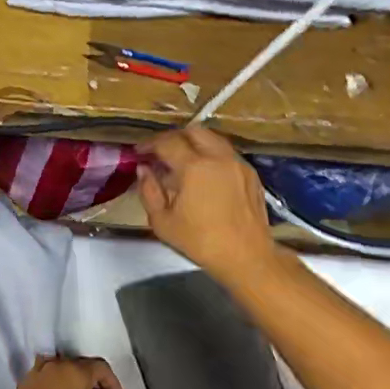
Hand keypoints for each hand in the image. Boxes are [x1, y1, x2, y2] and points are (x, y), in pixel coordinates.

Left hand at [0, 355, 128, 388]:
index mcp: (75, 371)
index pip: (101, 367)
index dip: (113, 382)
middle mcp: (56, 364)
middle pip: (82, 364)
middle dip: (95, 379)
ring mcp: (38, 370)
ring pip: (63, 366)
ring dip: (75, 378)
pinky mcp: (26, 380)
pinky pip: (47, 373)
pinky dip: (57, 379)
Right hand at [136, 126, 276, 275]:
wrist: (246, 256)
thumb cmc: (199, 241)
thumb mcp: (162, 221)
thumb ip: (149, 191)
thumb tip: (144, 170)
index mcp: (195, 167)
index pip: (168, 143)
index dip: (150, 144)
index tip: (139, 152)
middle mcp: (218, 158)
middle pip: (193, 131)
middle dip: (173, 138)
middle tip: (160, 152)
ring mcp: (238, 164)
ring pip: (213, 139)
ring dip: (193, 143)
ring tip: (181, 161)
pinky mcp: (250, 174)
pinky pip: (226, 153)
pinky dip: (210, 155)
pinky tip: (203, 174)